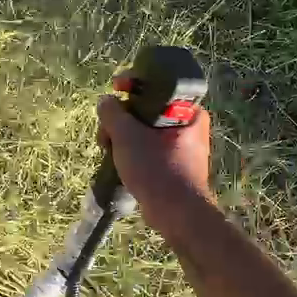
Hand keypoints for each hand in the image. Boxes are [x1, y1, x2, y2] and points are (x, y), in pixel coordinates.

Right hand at [97, 83, 215, 238]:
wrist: (177, 214)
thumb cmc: (156, 168)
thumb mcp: (127, 135)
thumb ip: (112, 113)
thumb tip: (106, 101)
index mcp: (188, 111)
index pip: (157, 84)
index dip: (132, 83)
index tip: (116, 88)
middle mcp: (190, 124)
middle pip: (146, 108)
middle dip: (122, 118)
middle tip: (107, 132)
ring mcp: (183, 146)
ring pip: (145, 129)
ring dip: (123, 136)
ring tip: (109, 150)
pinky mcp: (176, 164)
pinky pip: (149, 147)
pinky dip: (133, 150)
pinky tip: (120, 161)